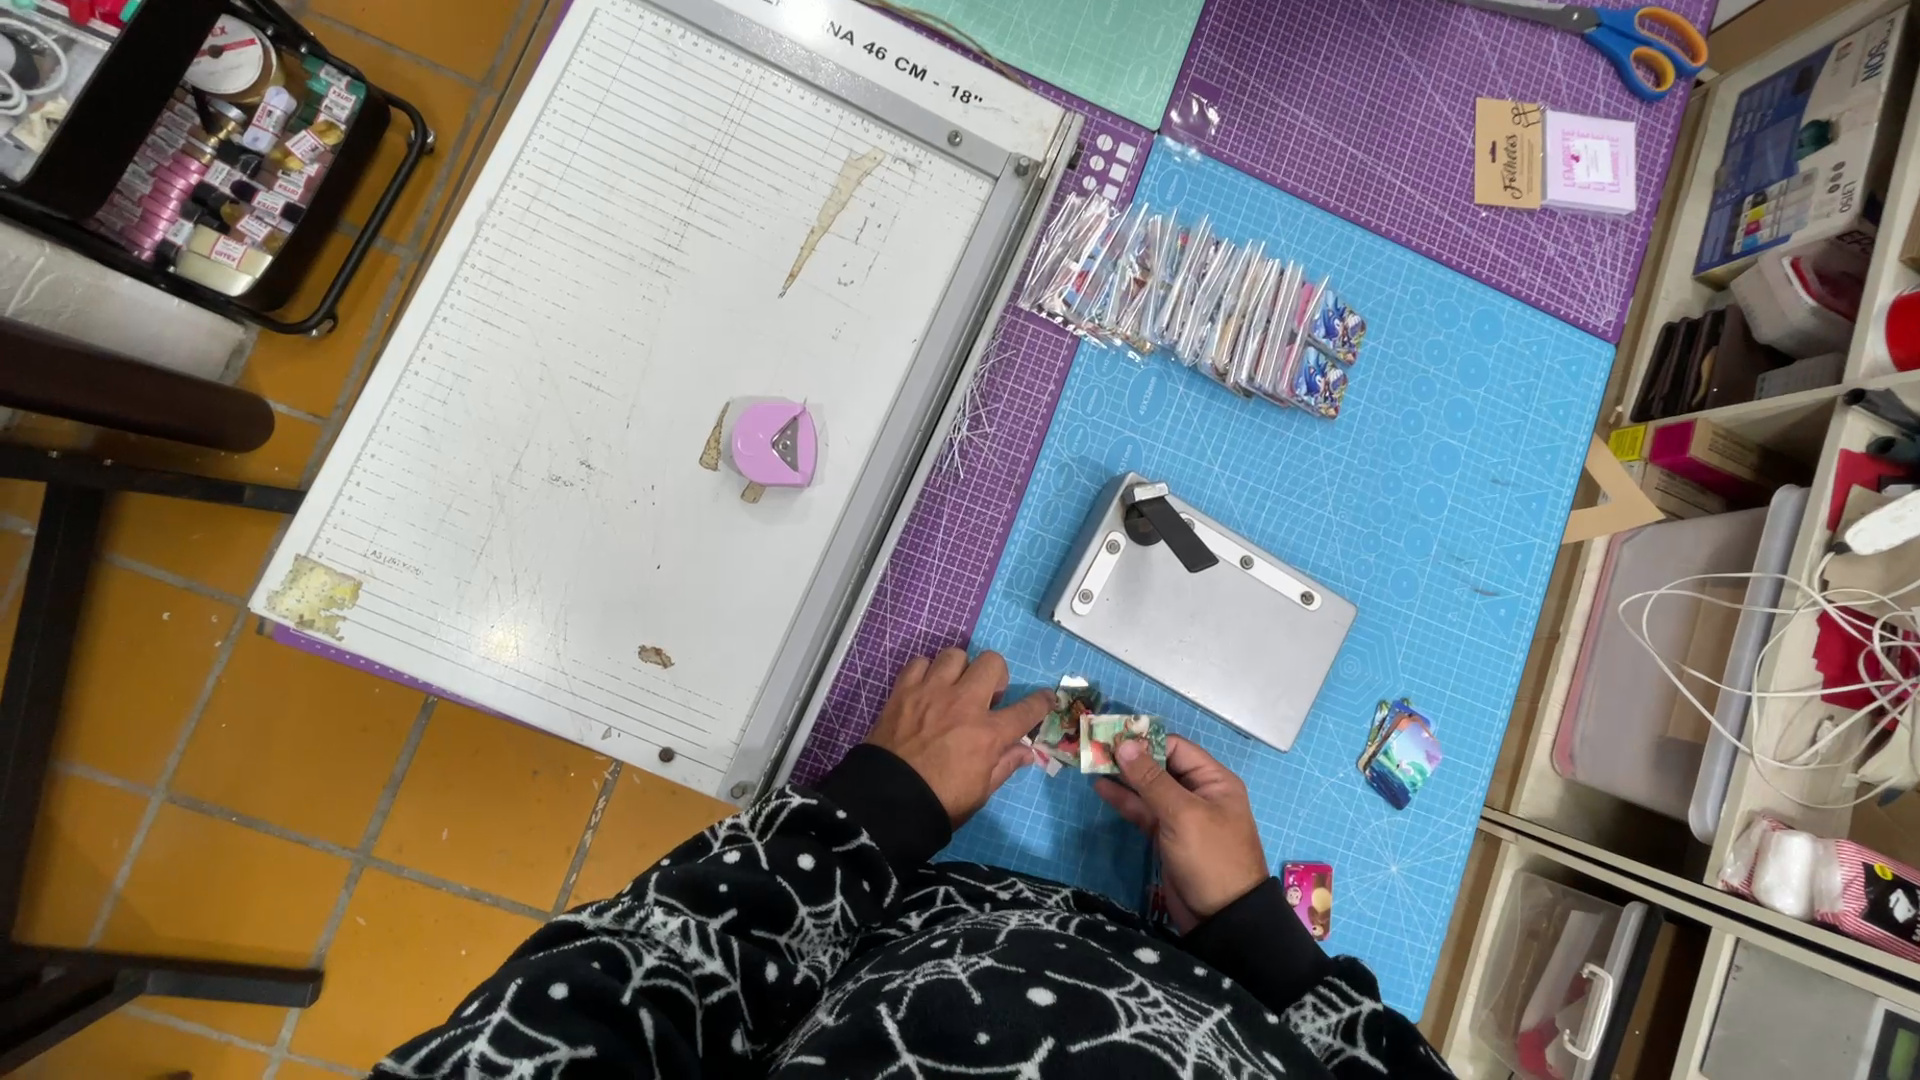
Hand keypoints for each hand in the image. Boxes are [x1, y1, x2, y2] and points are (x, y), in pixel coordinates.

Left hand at [865, 649, 1051, 827]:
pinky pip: (920, 662)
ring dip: (960, 669)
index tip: (1046, 697)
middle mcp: (964, 704)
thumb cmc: (939, 803)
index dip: (1041, 702)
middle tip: (987, 695)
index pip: (1027, 709)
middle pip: (992, 663)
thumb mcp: (980, 793)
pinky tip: (926, 689)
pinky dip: (926, 672)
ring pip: (956, 655)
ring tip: (953, 688)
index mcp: (988, 734)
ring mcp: (932, 692)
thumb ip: (1004, 766)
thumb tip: (1025, 751)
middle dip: (996, 675)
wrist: (886, 802)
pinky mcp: (904, 690)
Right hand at [1094, 736, 1267, 932]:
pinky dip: (1124, 800)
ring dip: (1123, 777)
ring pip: (1148, 788)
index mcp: (1213, 781)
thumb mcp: (1182, 814)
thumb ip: (1151, 778)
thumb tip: (1124, 744)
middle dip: (1130, 757)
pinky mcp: (1166, 835)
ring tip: (1091, 764)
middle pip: (1160, 765)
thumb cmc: (1210, 858)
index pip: (1175, 748)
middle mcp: (1198, 792)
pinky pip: (1143, 810)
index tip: (1112, 736)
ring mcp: (1181, 815)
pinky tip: (1101, 788)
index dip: (1144, 741)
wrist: (1223, 920)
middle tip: (1095, 747)